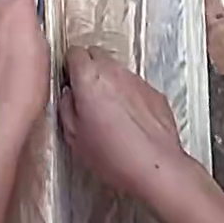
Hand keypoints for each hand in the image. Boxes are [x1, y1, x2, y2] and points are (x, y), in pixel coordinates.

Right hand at [59, 46, 192, 200]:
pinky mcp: (156, 95)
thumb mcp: (72, 133)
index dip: (69, 66)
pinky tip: (130, 120)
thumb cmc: (113, 154)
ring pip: (116, 70)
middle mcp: (113, 72)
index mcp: (88, 76)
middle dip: (89, 68)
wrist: (158, 170)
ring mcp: (137, 81)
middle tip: (87, 93)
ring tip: (110, 111)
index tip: (69, 81)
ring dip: (110, 82)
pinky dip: (130, 95)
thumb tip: (68, 95)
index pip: (73, 52)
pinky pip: (136, 86)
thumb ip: (65, 104)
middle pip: (96, 54)